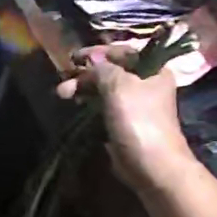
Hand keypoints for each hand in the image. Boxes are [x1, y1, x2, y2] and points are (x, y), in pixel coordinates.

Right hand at [55, 45, 190, 186]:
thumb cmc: (138, 120)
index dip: (98, 52)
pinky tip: (76, 106)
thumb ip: (102, 70)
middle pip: (112, 72)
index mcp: (153, 71)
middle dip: (85, 74)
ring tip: (62, 95)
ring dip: (83, 89)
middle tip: (63, 82)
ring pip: (105, 90)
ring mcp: (135, 105)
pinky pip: (103, 106)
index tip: (74, 57)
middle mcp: (146, 84)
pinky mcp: (124, 123)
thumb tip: (89, 61)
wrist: (151, 163)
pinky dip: (88, 104)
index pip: (123, 52)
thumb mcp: (118, 86)